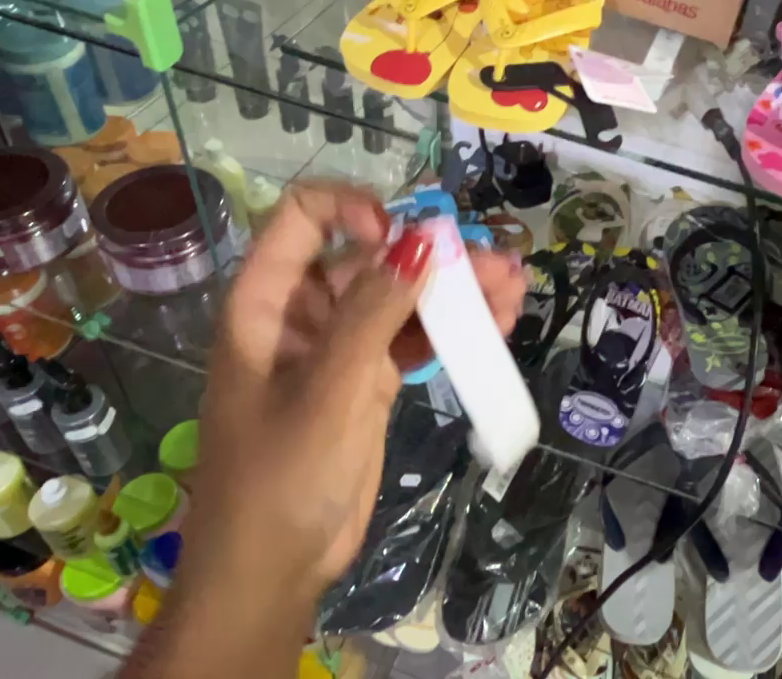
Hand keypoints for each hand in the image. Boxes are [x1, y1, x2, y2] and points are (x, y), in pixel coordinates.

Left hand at [183, 182, 525, 606]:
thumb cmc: (281, 475)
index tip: (406, 235)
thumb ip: (374, 310)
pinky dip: (452, 330)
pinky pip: (414, 338)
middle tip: (495, 264)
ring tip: (513, 289)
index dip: (355, 210)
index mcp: (268, 301)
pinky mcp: (371, 379)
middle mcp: (305, 312)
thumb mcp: (328, 388)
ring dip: (455, 291)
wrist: (273, 572)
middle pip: (373, 258)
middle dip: (433, 257)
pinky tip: (496, 325)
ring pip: (402, 298)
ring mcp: (341, 347)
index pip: (304, 218)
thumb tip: (422, 239)